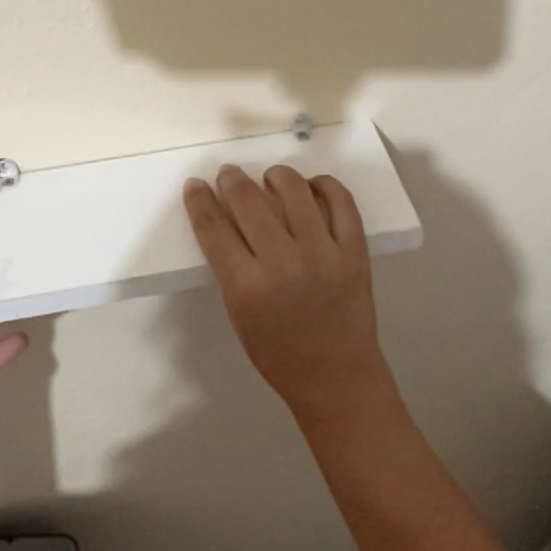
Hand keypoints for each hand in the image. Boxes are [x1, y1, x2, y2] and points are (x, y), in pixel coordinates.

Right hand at [183, 165, 391, 422]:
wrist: (336, 376)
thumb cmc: (279, 354)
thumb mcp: (239, 315)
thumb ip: (232, 268)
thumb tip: (227, 221)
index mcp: (245, 285)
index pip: (213, 226)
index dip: (200, 200)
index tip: (196, 185)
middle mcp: (282, 262)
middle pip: (248, 200)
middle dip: (232, 180)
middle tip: (230, 175)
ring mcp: (322, 253)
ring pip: (294, 190)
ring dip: (276, 176)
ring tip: (271, 179)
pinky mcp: (354, 251)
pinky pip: (341, 201)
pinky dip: (324, 186)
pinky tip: (312, 187)